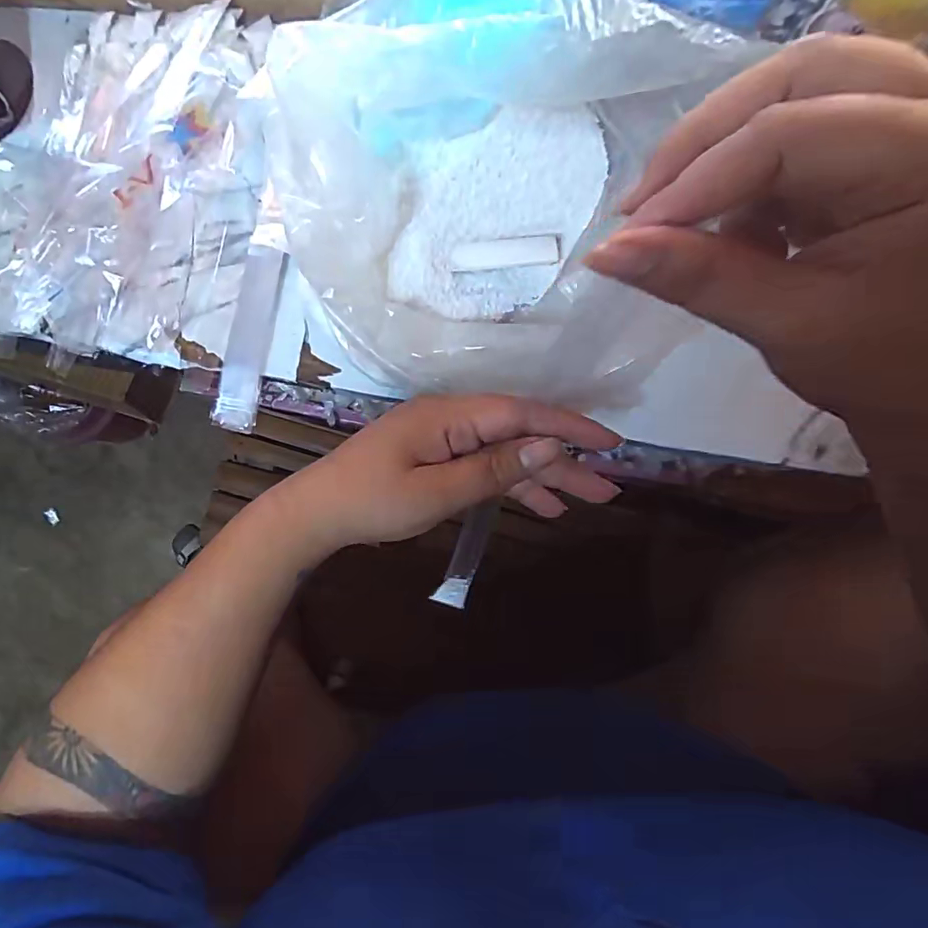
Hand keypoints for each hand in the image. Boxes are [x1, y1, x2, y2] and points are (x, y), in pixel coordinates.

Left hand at [256, 394, 622, 562]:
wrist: (317, 513)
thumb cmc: (371, 504)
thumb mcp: (436, 492)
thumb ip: (493, 469)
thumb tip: (548, 444)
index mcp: (448, 416)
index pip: (520, 414)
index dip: (567, 427)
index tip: (610, 443)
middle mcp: (449, 418)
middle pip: (517, 434)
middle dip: (562, 460)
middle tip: (606, 489)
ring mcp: (441, 437)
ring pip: (503, 452)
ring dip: (542, 476)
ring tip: (584, 501)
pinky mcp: (434, 456)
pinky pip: (481, 466)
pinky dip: (510, 485)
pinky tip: (540, 507)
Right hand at [587, 35, 927, 427]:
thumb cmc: (897, 377)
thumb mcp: (790, 328)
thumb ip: (698, 278)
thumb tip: (603, 252)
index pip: (792, 133)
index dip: (696, 180)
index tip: (630, 234)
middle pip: (807, 72)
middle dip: (708, 135)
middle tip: (647, 202)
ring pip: (815, 79)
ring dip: (732, 137)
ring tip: (684, 207)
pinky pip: (827, 114)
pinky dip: (764, 159)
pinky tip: (740, 215)